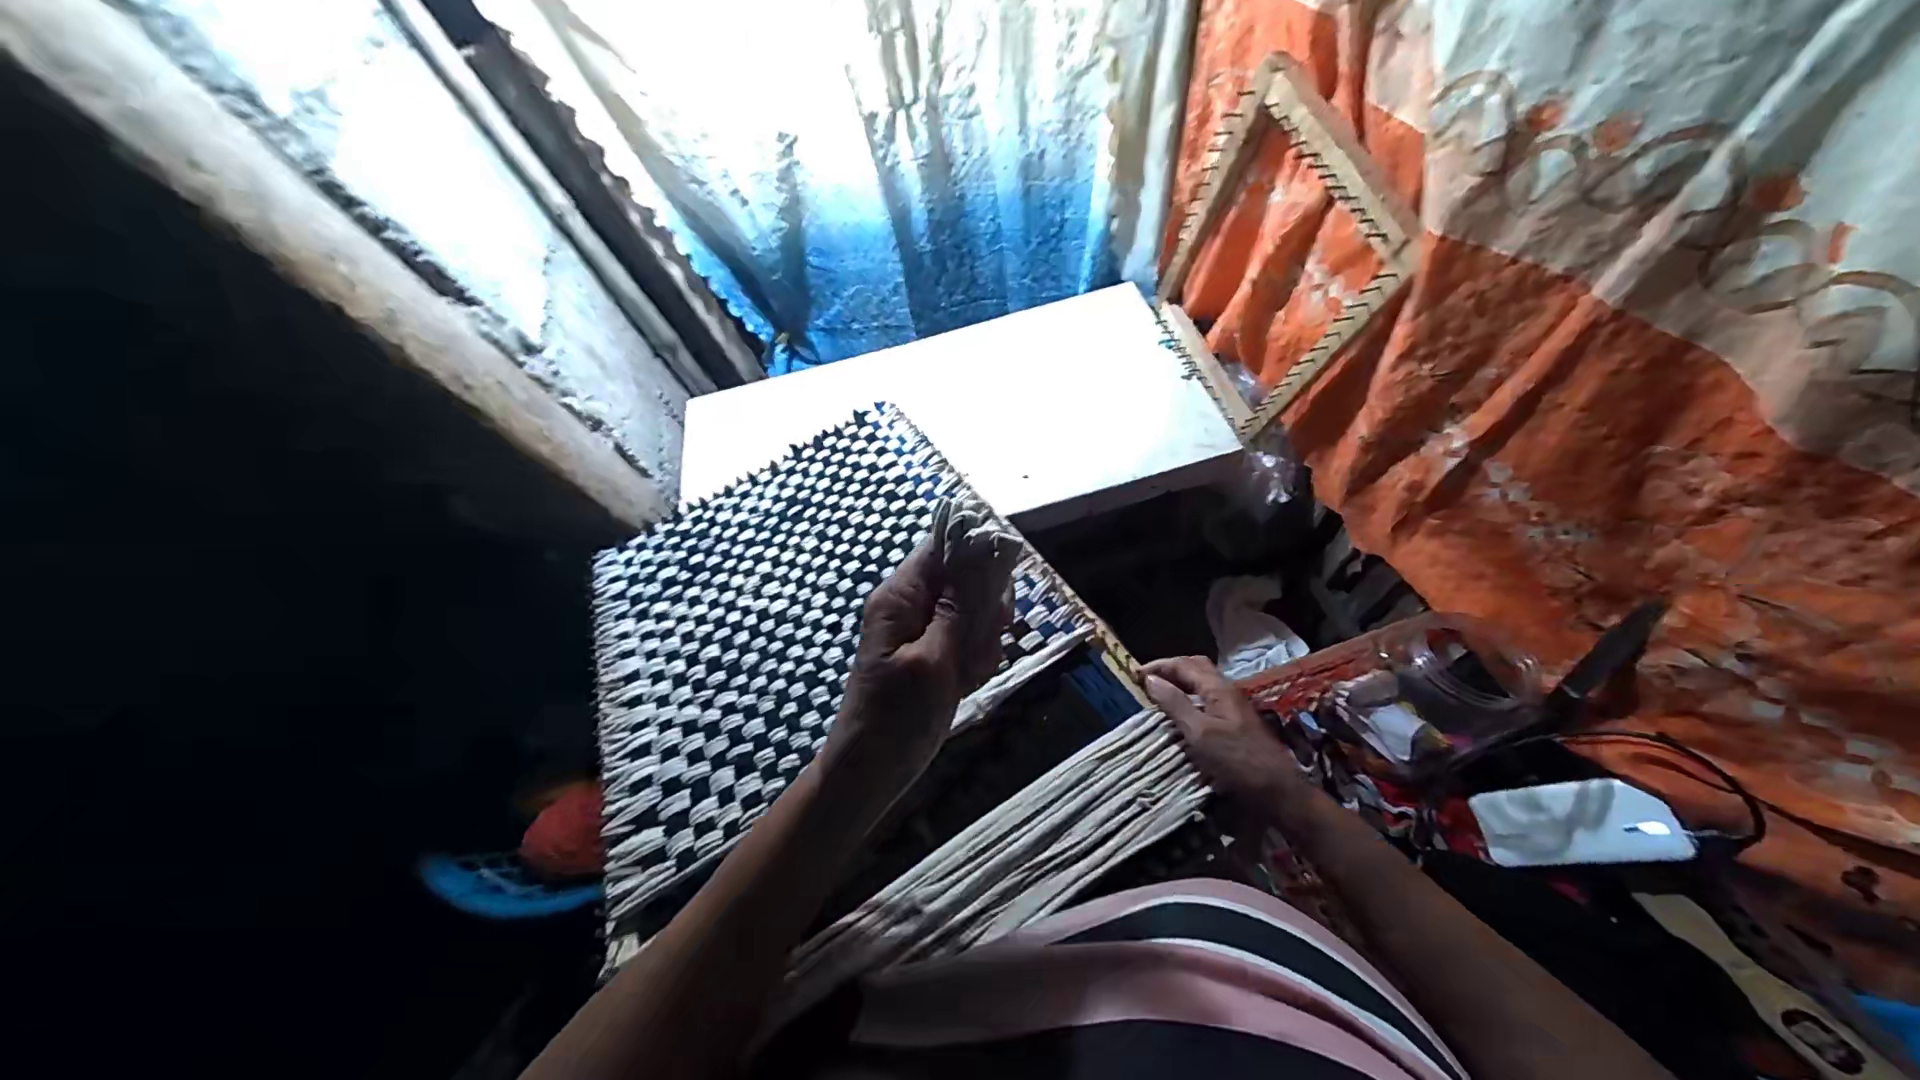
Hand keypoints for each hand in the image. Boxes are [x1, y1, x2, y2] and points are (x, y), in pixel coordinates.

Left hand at [824, 500, 1016, 800]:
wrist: (873, 770)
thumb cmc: (896, 715)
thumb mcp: (934, 659)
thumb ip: (961, 605)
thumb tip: (985, 547)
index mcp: (901, 594)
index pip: (944, 545)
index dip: (979, 555)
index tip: (995, 593)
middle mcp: (913, 603)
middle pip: (968, 577)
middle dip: (985, 609)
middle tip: (976, 645)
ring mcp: (926, 628)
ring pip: (976, 610)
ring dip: (983, 639)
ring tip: (967, 671)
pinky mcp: (938, 651)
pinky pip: (971, 638)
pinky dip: (976, 659)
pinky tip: (965, 683)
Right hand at [1142, 656, 1312, 810]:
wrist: (1277, 791)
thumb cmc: (1237, 760)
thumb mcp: (1199, 732)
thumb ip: (1175, 703)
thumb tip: (1150, 679)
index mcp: (1218, 688)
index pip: (1184, 664)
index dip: (1159, 666)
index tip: (1134, 674)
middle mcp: (1226, 691)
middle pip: (1195, 668)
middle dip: (1169, 670)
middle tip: (1146, 680)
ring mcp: (1232, 707)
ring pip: (1201, 684)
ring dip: (1178, 684)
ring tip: (1157, 696)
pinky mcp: (1234, 723)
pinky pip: (1206, 700)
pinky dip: (1188, 700)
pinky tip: (1178, 715)